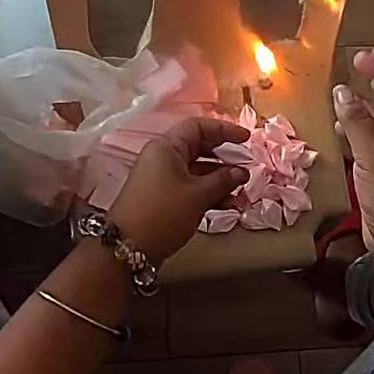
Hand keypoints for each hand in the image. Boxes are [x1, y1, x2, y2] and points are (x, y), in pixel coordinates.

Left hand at [107, 117, 249, 260]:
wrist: (127, 247)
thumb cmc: (163, 213)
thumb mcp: (197, 196)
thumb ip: (223, 181)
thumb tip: (242, 172)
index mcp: (167, 147)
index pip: (198, 126)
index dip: (224, 129)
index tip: (246, 138)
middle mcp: (163, 157)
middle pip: (199, 147)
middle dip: (225, 157)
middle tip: (245, 167)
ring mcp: (161, 176)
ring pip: (196, 169)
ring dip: (219, 178)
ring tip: (240, 191)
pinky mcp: (162, 195)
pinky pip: (190, 185)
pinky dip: (208, 191)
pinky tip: (226, 204)